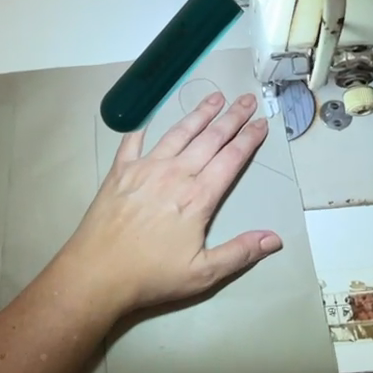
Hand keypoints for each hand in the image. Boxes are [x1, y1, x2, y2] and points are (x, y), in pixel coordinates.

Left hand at [54, 92, 280, 315]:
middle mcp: (175, 174)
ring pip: (178, 133)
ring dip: (198, 113)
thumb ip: (239, 253)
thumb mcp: (202, 274)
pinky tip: (150, 115)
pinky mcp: (120, 170)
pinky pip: (133, 140)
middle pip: (209, 139)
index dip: (249, 139)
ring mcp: (145, 167)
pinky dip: (143, 125)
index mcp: (198, 197)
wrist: (97, 272)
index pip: (231, 159)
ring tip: (214, 97)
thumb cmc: (151, 275)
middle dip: (231, 118)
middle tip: (246, 99)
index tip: (261, 122)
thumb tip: (274, 239)